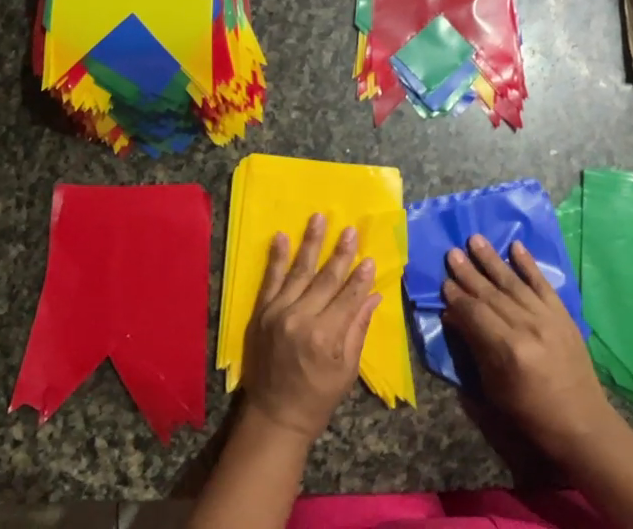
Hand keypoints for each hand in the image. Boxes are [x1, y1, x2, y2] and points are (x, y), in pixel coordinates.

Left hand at [241, 214, 381, 443]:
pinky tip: (281, 237)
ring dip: (310, 244)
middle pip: (325, 279)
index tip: (370, 258)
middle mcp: (300, 319)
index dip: (361, 278)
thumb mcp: (346, 370)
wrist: (273, 415)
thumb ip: (357, 329)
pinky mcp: (260, 312)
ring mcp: (277, 313)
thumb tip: (372, 297)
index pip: (348, 297)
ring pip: (298, 272)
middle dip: (340, 253)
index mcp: (325, 337)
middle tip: (350, 230)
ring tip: (318, 219)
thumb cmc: (317, 397)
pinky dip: (276, 258)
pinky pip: (270, 279)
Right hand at [442, 235, 619, 459]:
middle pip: (492, 294)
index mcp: (508, 349)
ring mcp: (548, 319)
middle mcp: (528, 327)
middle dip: (469, 273)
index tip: (443, 282)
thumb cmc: (531, 415)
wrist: (582, 425)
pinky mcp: (563, 316)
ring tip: (475, 240)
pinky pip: (543, 284)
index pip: (475, 313)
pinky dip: (529, 264)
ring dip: (493, 260)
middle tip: (451, 253)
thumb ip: (474, 348)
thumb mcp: (494, 389)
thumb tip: (453, 317)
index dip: (457, 298)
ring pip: (514, 283)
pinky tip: (516, 246)